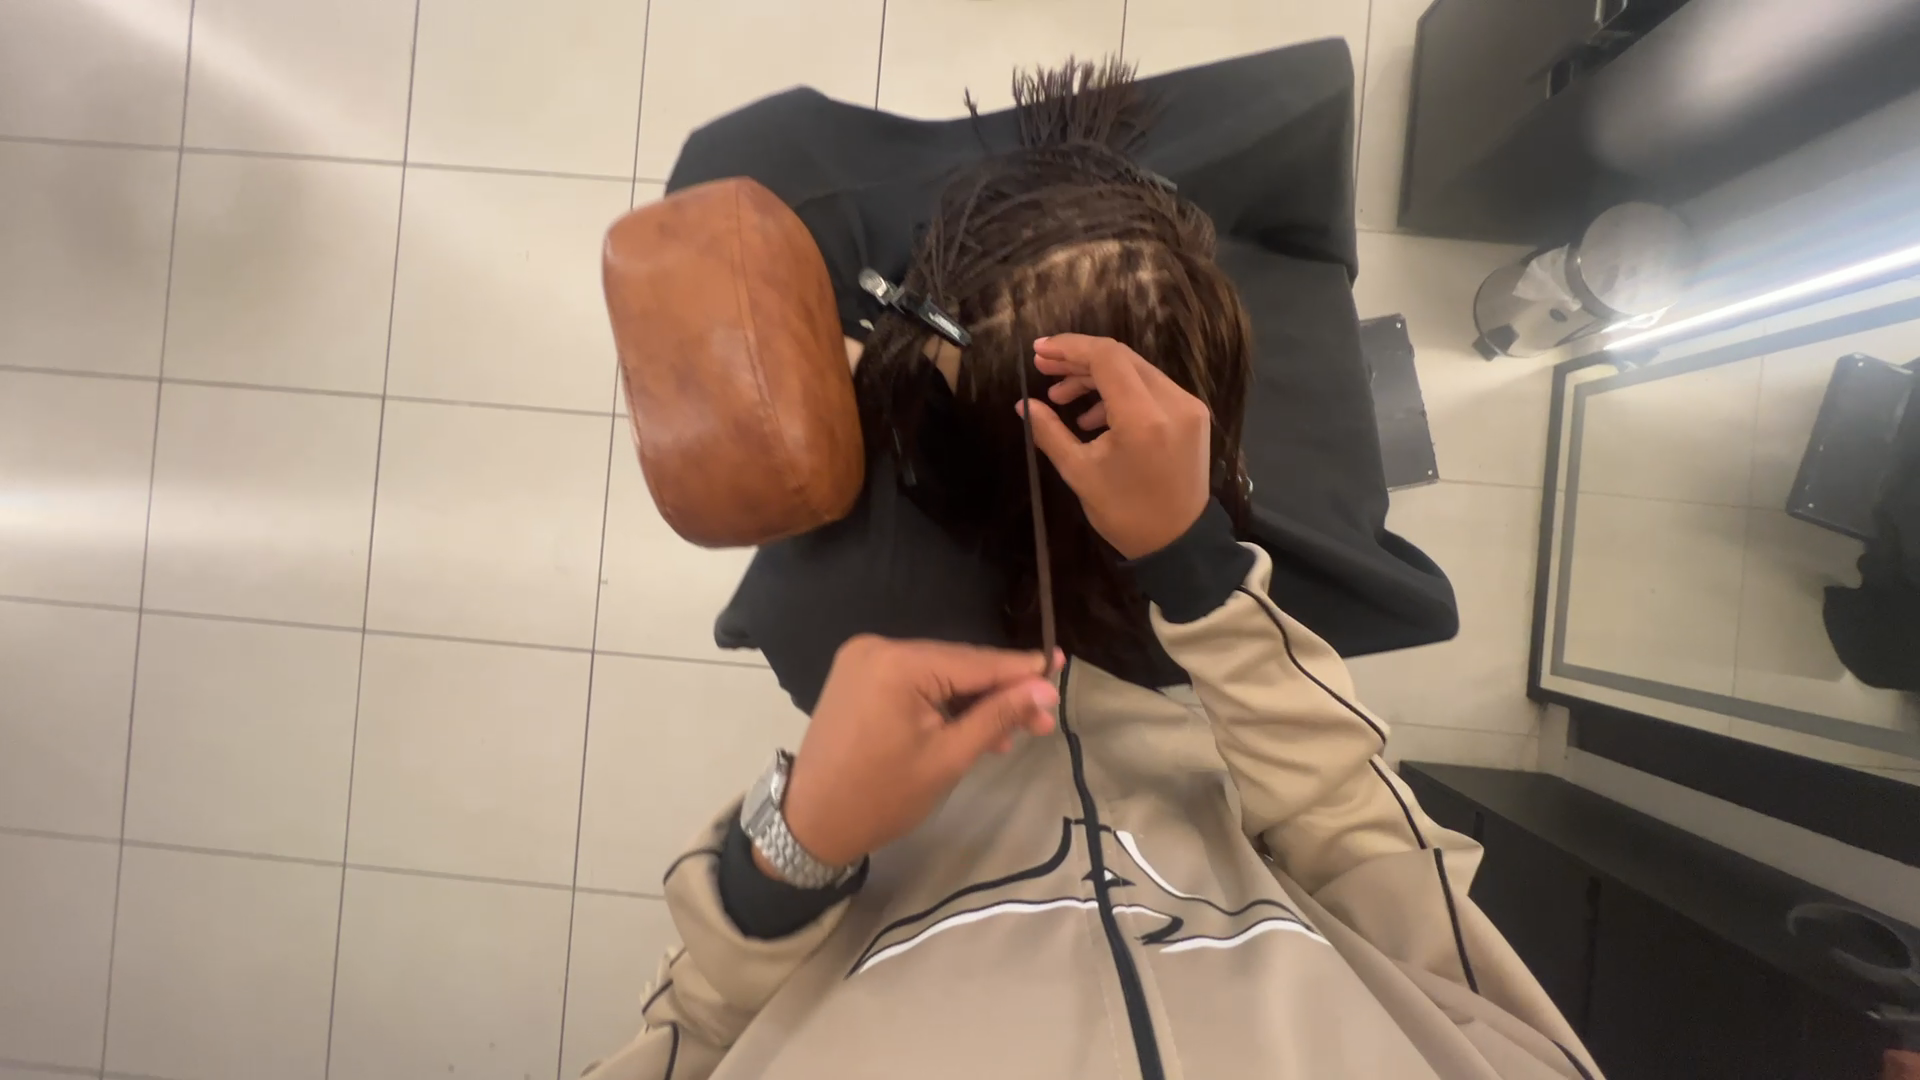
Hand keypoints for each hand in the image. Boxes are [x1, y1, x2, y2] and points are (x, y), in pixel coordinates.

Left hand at [774, 636, 1060, 872]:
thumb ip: (997, 716)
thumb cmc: (881, 797)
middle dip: (999, 692)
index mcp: (898, 664)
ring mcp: (865, 658)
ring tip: (1010, 734)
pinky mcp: (859, 673)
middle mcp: (879, 647)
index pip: (975, 661)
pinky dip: (941, 700)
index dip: (1022, 668)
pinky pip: (914, 679)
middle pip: (957, 664)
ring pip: (937, 672)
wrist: (810, 823)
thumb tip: (1046, 689)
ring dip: (972, 699)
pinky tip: (969, 725)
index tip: (1061, 666)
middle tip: (1041, 720)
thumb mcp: (948, 759)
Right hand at [1018, 333, 1211, 558]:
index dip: (1069, 348)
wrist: (1178, 542)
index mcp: (1142, 418)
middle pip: (1121, 358)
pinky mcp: (1192, 415)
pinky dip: (1120, 392)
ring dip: (1096, 377)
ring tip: (1061, 398)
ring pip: (1136, 370)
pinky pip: (1151, 388)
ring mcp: (1187, 406)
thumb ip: (1050, 432)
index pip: (1106, 358)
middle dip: (1079, 359)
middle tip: (1044, 369)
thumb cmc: (1124, 513)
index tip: (1039, 352)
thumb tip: (1024, 405)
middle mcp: (1172, 402)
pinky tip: (1092, 416)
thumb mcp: (1079, 473)